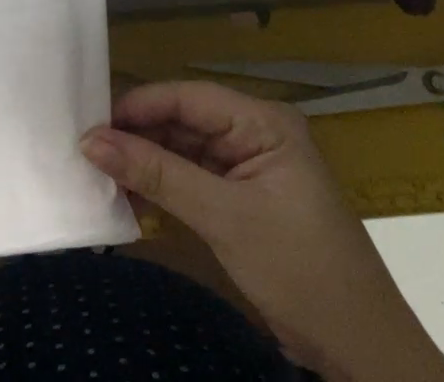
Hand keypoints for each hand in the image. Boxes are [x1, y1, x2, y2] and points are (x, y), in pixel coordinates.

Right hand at [80, 82, 443, 381]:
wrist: (358, 346)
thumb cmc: (300, 268)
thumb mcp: (223, 217)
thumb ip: (156, 174)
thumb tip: (90, 141)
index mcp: (263, 122)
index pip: (187, 97)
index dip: (137, 107)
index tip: (88, 127)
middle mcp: (254, 134)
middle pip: (181, 122)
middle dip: (135, 138)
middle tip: (84, 155)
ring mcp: (247, 168)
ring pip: (180, 151)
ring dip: (143, 165)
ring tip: (97, 178)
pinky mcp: (239, 199)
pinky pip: (189, 180)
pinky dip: (159, 189)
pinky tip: (127, 201)